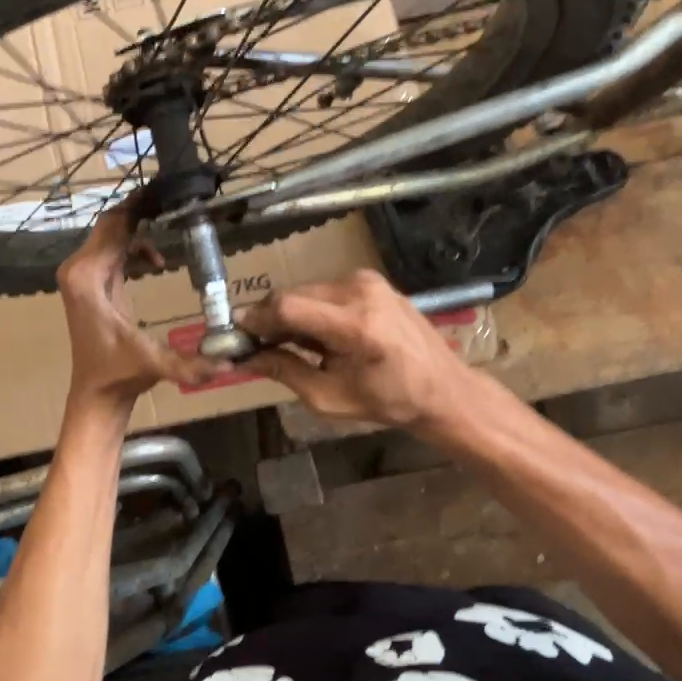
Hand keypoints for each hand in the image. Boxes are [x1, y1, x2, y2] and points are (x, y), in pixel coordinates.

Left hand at [57, 201, 221, 407]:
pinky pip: (110, 249)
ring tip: (172, 223)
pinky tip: (156, 262)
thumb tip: (230, 362)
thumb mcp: (155, 364)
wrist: (97, 392)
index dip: (138, 205)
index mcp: (88, 277)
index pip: (114, 226)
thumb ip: (190, 364)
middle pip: (110, 224)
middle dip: (141, 210)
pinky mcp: (87, 282)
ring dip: (139, 228)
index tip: (164, 188)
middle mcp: (78, 269)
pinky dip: (133, 246)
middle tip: (174, 198)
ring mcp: (79, 275)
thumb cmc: (121, 375)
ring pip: (110, 234)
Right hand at [239, 269, 475, 427]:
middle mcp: (360, 292)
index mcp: (356, 325)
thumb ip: (285, 371)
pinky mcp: (370, 279)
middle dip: (268, 318)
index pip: (288, 307)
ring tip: (290, 344)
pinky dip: (309, 308)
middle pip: (292, 295)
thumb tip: (245, 357)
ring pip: (305, 290)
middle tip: (256, 344)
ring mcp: (367, 280)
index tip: (236, 335)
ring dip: (288, 313)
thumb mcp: (330, 398)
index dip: (256, 319)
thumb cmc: (389, 401)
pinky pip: (323, 289)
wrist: (444, 388)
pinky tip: (315, 334)